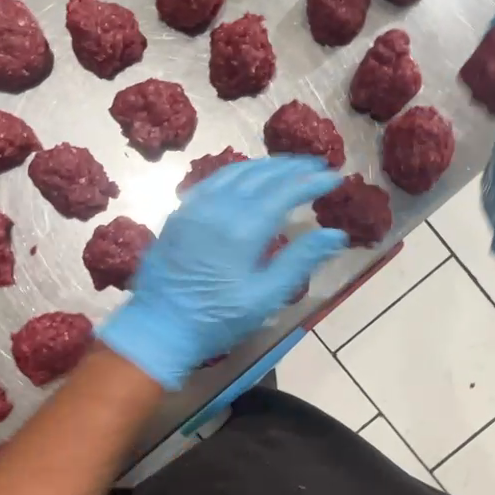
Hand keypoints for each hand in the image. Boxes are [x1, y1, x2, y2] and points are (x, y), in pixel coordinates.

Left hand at [99, 156, 347, 389]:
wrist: (158, 329)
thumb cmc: (216, 320)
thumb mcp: (264, 298)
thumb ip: (300, 261)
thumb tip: (336, 235)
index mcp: (242, 229)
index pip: (285, 191)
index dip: (311, 182)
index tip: (335, 177)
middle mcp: (217, 209)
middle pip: (260, 175)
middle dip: (291, 167)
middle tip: (316, 165)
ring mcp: (193, 208)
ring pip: (233, 172)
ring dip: (263, 166)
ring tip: (286, 167)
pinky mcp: (178, 215)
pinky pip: (211, 182)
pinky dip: (235, 173)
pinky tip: (244, 178)